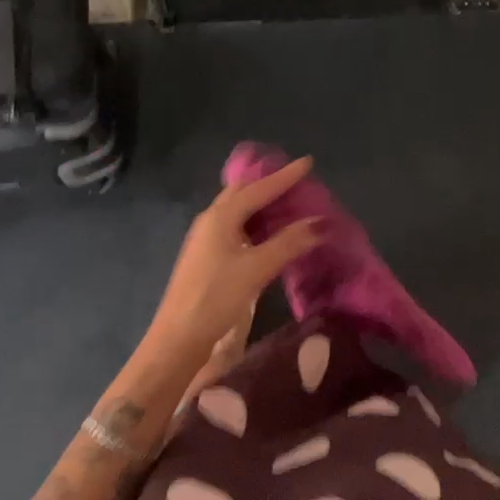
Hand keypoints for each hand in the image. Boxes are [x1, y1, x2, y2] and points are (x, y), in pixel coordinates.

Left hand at [147, 157, 322, 357]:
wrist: (178, 337)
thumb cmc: (216, 296)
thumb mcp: (256, 269)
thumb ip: (289, 243)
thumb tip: (321, 223)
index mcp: (221, 216)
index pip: (259, 188)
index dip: (285, 176)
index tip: (308, 162)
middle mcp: (211, 219)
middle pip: (243, 192)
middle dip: (269, 183)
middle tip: (296, 181)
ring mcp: (206, 238)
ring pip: (238, 210)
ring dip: (261, 203)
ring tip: (287, 202)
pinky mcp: (207, 256)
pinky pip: (235, 226)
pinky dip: (255, 222)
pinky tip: (268, 233)